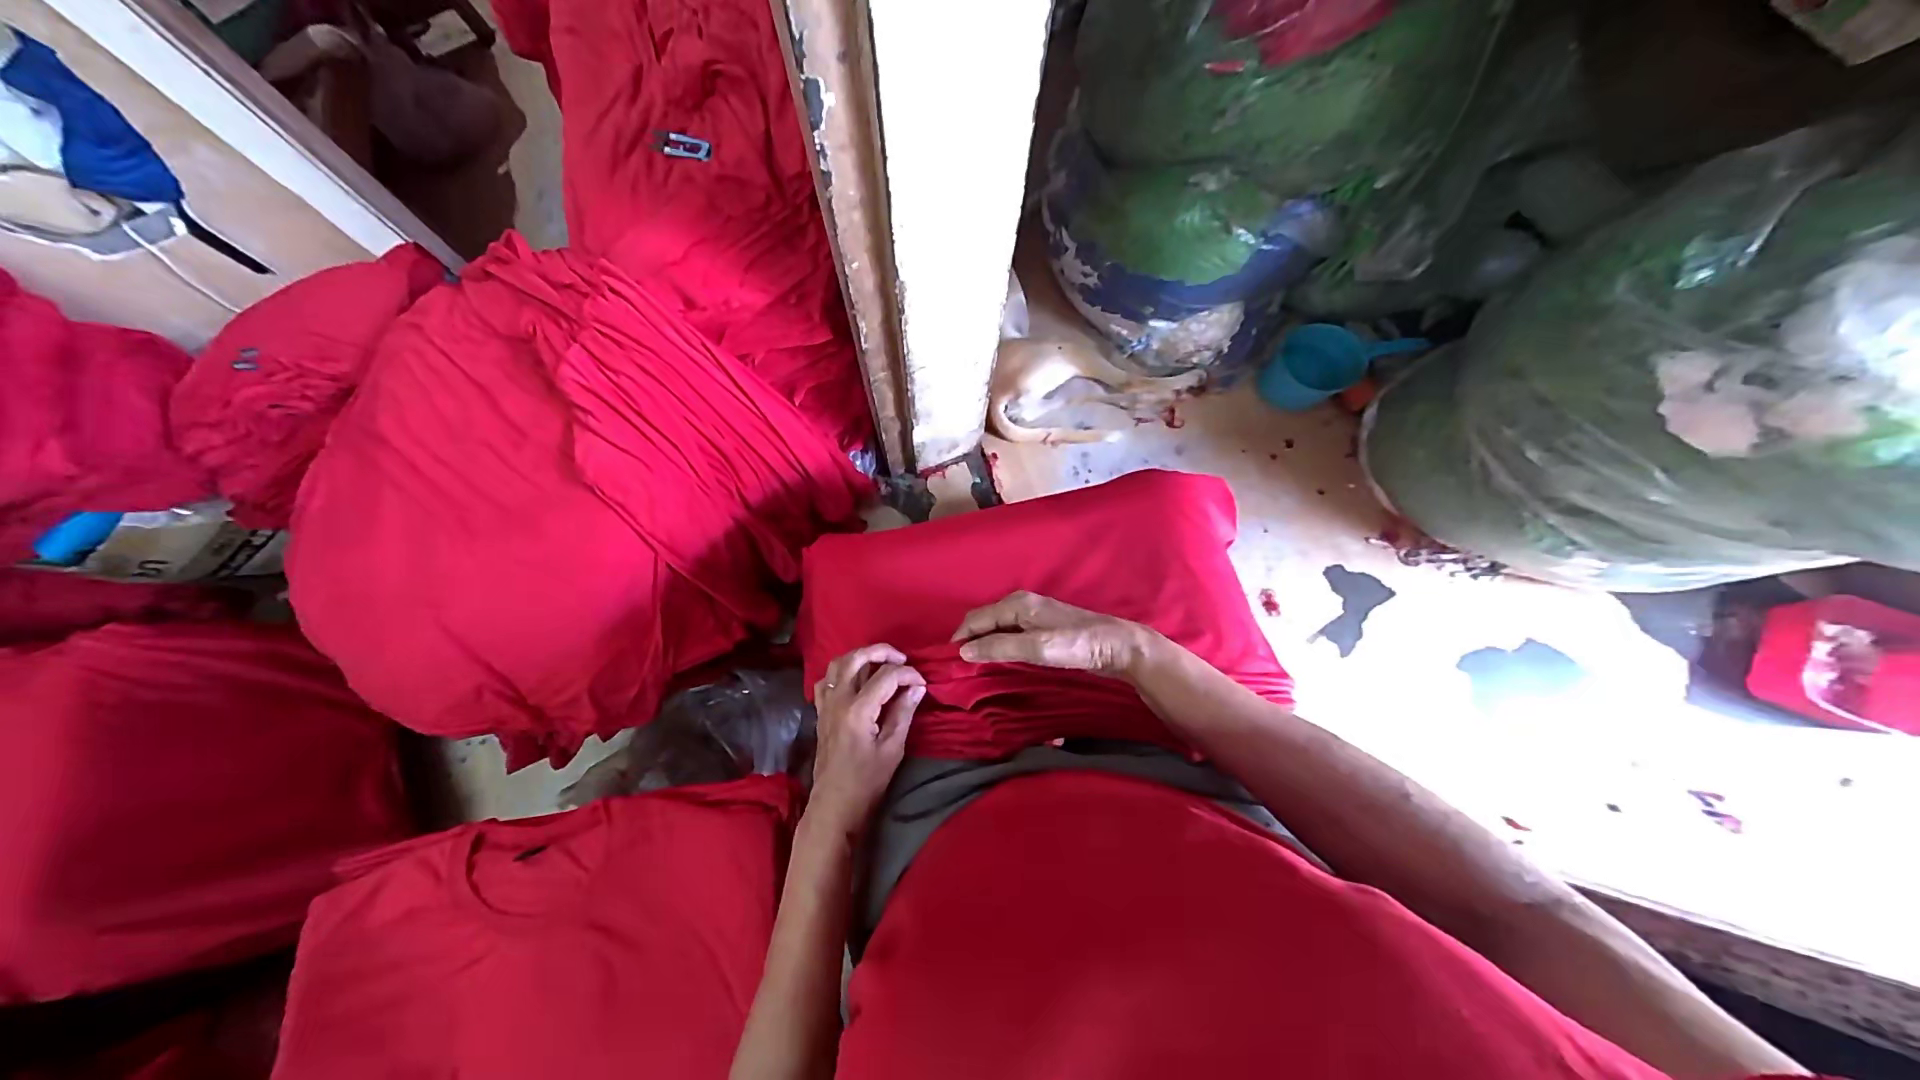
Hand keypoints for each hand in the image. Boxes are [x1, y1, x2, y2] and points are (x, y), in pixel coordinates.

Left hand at [808, 644, 924, 834]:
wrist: (835, 804)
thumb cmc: (867, 781)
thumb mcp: (893, 748)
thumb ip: (903, 712)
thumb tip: (917, 687)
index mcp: (858, 709)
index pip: (886, 675)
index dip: (908, 674)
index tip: (922, 683)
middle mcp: (838, 700)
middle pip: (856, 657)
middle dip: (881, 651)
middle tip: (901, 658)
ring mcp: (826, 704)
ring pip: (838, 663)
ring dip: (860, 657)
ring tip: (880, 663)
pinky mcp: (821, 712)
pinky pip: (827, 681)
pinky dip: (842, 673)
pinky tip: (856, 681)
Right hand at [950, 591, 1160, 680]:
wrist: (1118, 647)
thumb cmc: (1078, 644)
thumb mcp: (1037, 647)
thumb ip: (1000, 647)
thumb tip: (963, 652)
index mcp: (1016, 603)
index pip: (975, 619)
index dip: (958, 639)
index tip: (944, 662)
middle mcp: (1021, 605)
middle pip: (984, 622)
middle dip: (968, 641)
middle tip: (955, 668)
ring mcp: (1033, 617)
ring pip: (996, 630)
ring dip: (982, 645)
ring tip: (971, 668)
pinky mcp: (1043, 630)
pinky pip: (1010, 636)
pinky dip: (998, 647)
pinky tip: (997, 662)